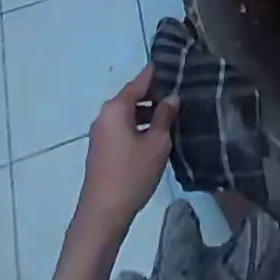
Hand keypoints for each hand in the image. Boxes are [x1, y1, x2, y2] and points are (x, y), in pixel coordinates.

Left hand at [76, 64, 180, 234]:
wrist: (102, 216)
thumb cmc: (131, 174)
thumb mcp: (156, 143)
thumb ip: (164, 116)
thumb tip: (171, 97)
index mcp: (116, 108)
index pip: (139, 81)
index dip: (156, 73)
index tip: (173, 64)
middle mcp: (105, 115)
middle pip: (132, 96)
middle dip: (154, 94)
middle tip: (179, 91)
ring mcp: (101, 133)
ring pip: (128, 114)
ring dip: (147, 113)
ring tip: (171, 114)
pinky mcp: (102, 150)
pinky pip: (122, 128)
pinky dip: (138, 126)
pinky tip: (155, 135)